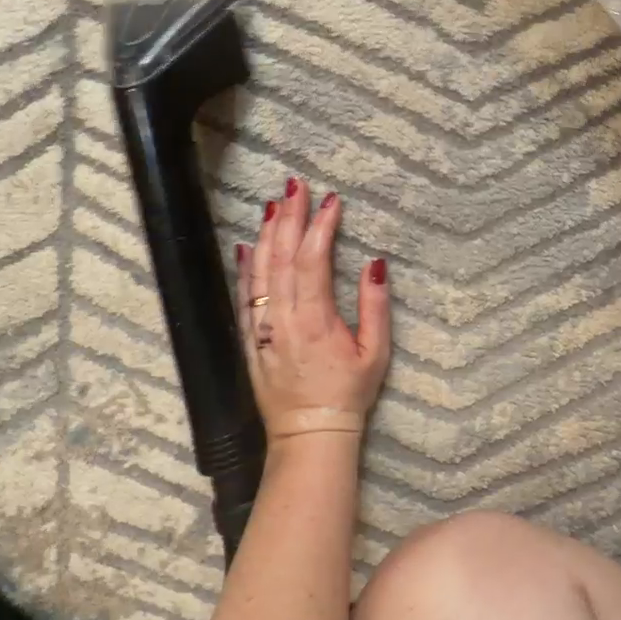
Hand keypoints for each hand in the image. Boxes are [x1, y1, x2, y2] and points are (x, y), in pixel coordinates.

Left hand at [235, 178, 390, 444]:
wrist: (309, 434)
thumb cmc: (348, 393)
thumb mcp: (375, 352)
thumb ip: (374, 306)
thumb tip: (376, 263)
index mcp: (315, 320)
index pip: (313, 262)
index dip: (321, 228)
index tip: (332, 200)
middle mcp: (283, 319)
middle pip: (282, 258)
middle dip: (290, 218)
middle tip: (296, 185)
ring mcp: (262, 329)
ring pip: (260, 272)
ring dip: (267, 234)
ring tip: (275, 204)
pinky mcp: (251, 339)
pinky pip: (244, 296)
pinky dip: (245, 268)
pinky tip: (247, 245)